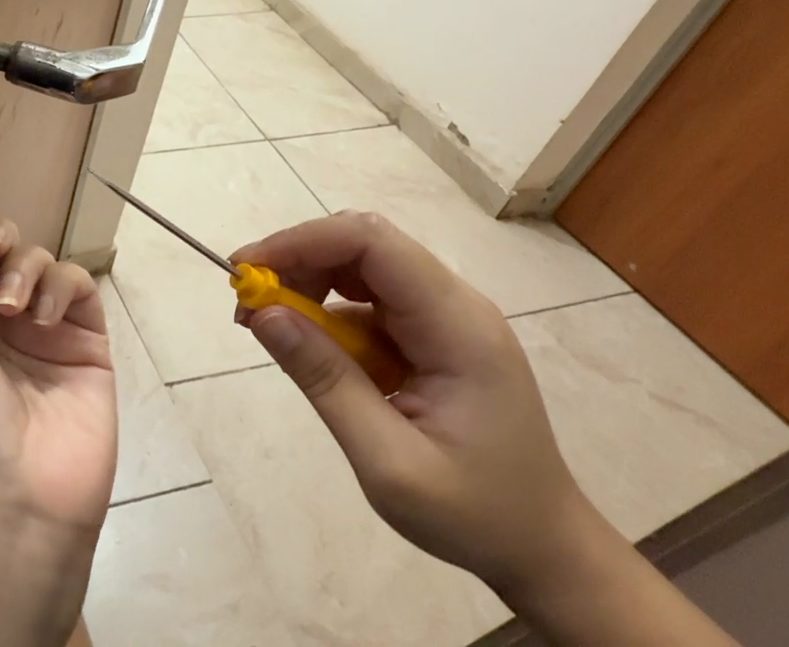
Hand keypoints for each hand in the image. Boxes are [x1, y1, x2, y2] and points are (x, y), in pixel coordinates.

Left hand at [0, 190, 116, 532]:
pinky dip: (61, 287)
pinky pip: (79, 289)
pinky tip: (43, 314)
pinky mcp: (89, 340)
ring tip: (10, 306)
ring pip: (44, 263)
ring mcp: (50, 328)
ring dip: (25, 269)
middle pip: (7, 253)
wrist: (22, 497)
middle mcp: (6, 319)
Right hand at [230, 211, 590, 593]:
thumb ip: (324, 380)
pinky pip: (369, 301)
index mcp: (458, 327)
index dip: (302, 242)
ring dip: (307, 283)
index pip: (373, 244)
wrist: (544, 547)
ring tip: (265, 323)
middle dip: (297, 259)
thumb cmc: (472, 513)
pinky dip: (326, 310)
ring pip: (363, 268)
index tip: (244, 271)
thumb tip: (262, 313)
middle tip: (246, 301)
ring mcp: (447, 319)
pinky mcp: (432, 336)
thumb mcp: (387, 460)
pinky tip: (305, 345)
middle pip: (365, 246)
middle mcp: (456, 306)